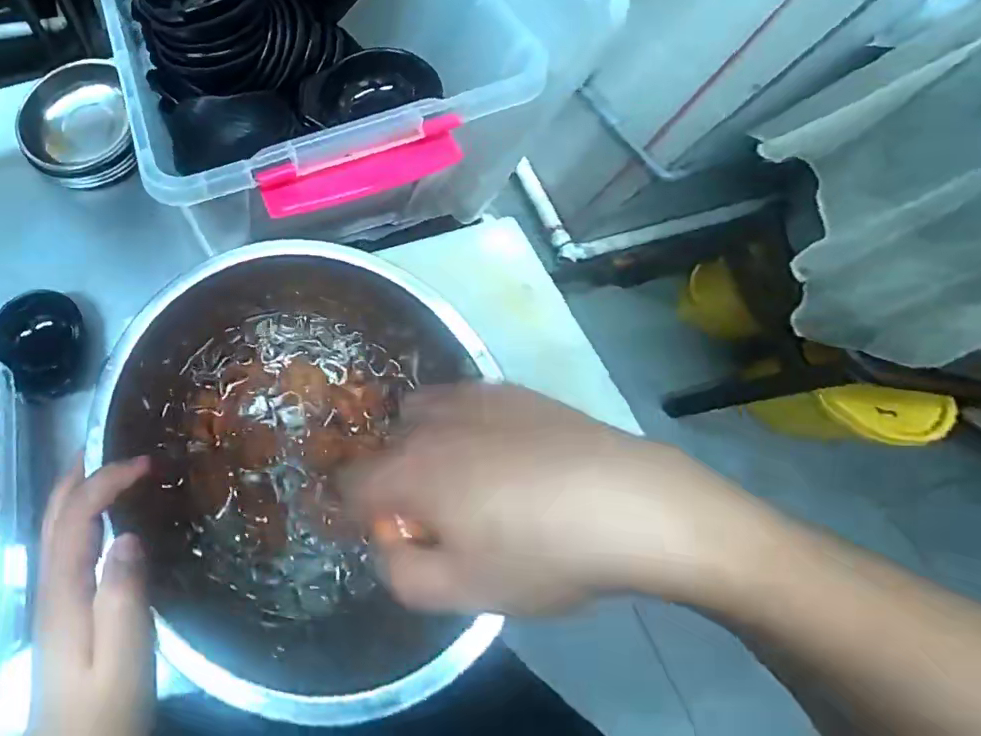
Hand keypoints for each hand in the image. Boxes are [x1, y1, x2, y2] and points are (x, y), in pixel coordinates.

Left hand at [29, 457, 154, 735]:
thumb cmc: (102, 716)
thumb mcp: (123, 666)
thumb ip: (123, 600)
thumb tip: (128, 535)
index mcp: (62, 588)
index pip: (77, 512)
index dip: (106, 478)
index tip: (146, 463)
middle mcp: (50, 583)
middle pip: (55, 510)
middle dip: (82, 469)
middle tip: (117, 441)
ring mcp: (53, 597)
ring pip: (58, 524)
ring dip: (80, 487)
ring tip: (114, 467)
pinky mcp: (63, 611)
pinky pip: (69, 543)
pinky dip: (85, 513)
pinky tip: (109, 521)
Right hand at [340, 383, 770, 615]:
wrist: (632, 504)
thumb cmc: (542, 553)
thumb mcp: (466, 592)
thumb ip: (402, 574)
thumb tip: (388, 545)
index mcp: (402, 472)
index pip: (347, 484)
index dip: (361, 515)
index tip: (400, 537)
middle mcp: (420, 424)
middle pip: (384, 451)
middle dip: (398, 483)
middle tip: (445, 520)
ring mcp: (462, 398)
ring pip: (418, 418)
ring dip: (426, 446)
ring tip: (474, 480)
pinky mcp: (502, 388)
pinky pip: (460, 403)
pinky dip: (465, 426)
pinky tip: (511, 455)